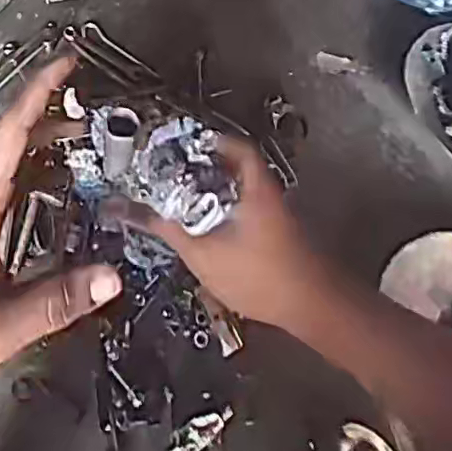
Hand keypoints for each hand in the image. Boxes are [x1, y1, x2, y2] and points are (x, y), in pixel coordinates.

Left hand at [0, 57, 120, 388]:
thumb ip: (55, 302)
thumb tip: (108, 278)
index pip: (11, 130)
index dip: (39, 91)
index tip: (65, 64)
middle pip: (12, 128)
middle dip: (47, 100)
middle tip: (85, 87)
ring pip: (10, 147)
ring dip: (44, 128)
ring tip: (83, 127)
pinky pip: (9, 169)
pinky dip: (35, 155)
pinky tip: (57, 169)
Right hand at [126, 135, 332, 332]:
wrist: (314, 309)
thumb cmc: (261, 276)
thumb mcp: (204, 254)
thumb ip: (170, 230)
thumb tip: (138, 213)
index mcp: (256, 188)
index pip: (240, 147)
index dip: (216, 141)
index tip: (193, 144)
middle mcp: (271, 195)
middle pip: (242, 166)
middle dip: (213, 165)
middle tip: (186, 168)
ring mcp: (281, 215)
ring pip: (248, 189)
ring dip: (223, 188)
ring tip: (193, 195)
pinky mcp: (284, 235)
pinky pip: (253, 209)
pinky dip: (233, 208)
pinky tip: (216, 226)